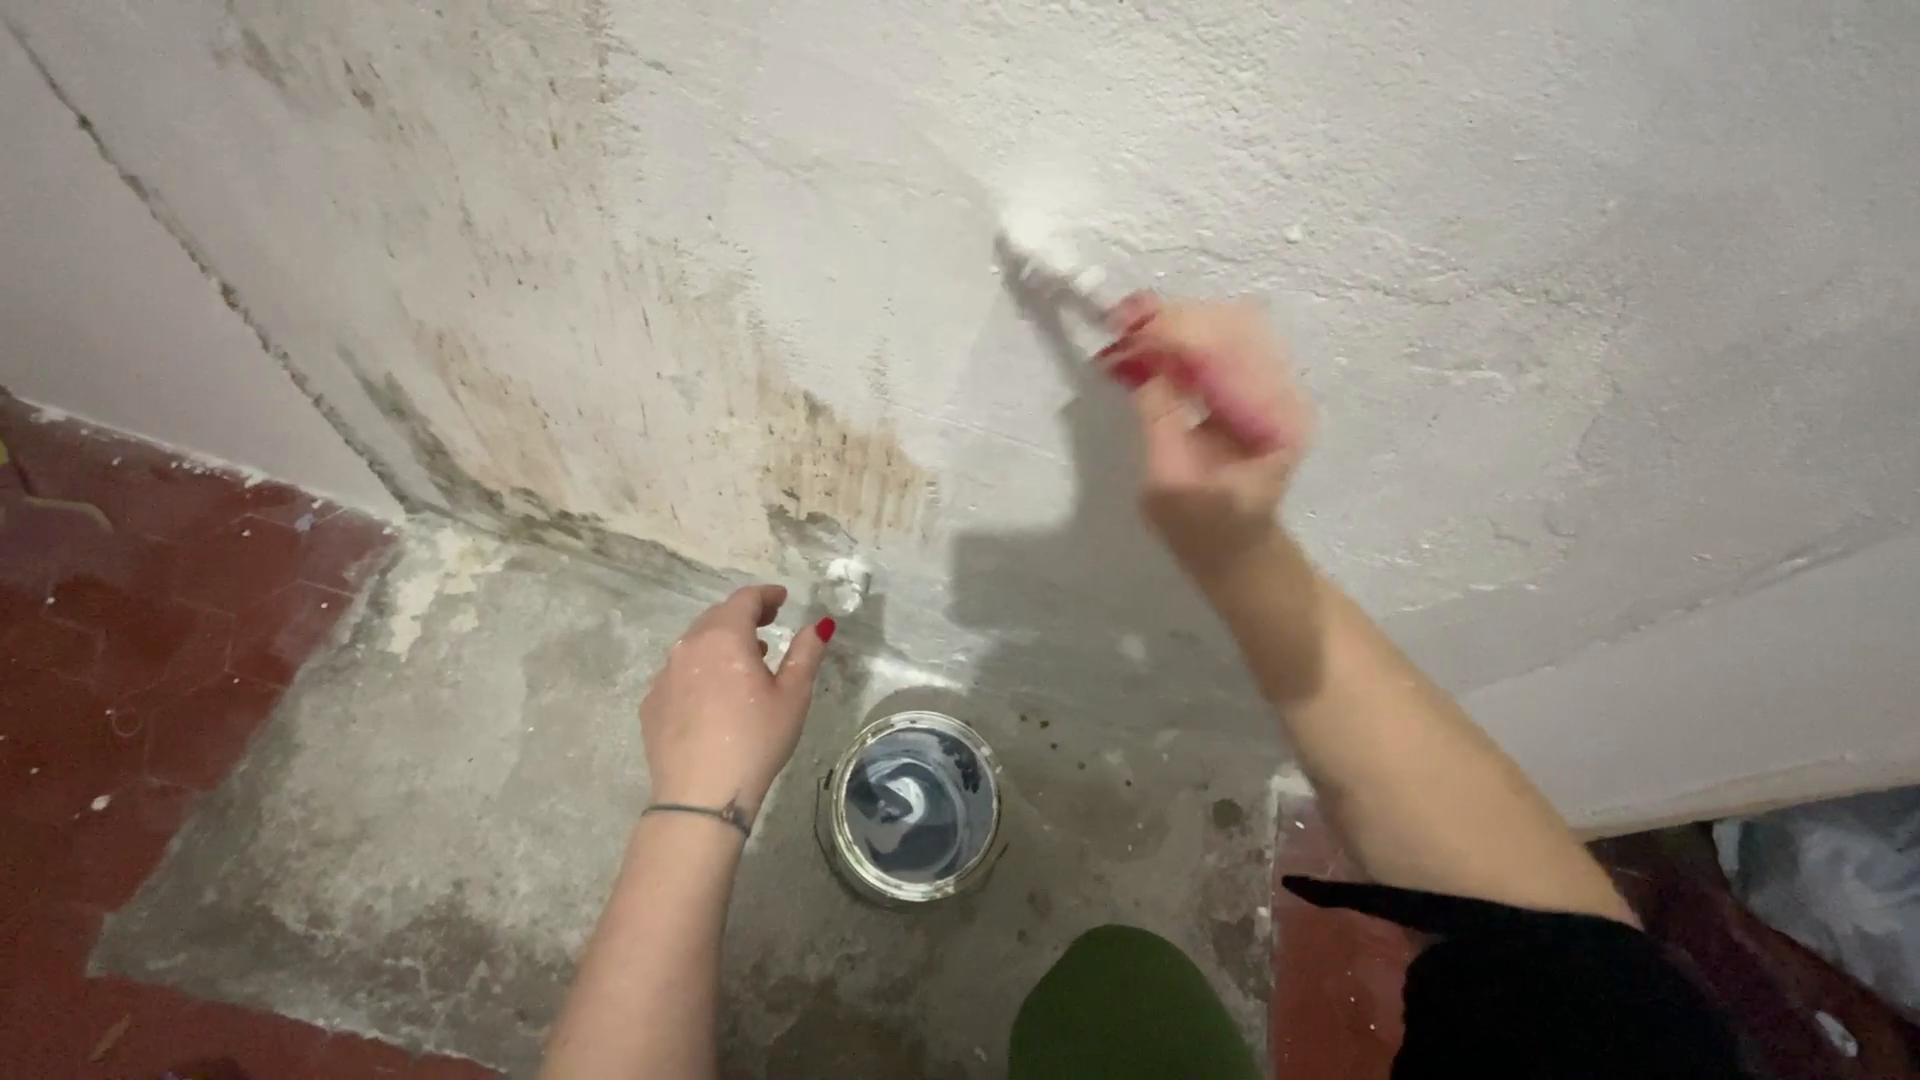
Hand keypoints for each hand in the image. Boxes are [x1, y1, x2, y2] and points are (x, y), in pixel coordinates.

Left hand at [639, 585, 833, 827]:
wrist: (700, 795)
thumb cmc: (757, 739)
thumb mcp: (793, 695)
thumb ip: (806, 653)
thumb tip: (818, 625)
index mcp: (725, 637)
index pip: (744, 599)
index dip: (766, 595)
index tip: (782, 599)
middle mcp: (688, 647)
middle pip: (716, 617)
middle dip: (744, 616)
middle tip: (768, 625)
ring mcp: (664, 676)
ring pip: (695, 645)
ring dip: (721, 643)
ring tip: (745, 661)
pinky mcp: (651, 703)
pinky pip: (679, 673)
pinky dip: (700, 671)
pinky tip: (715, 695)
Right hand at [1098, 294, 1315, 577]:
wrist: (1234, 549)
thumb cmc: (1203, 530)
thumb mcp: (1169, 484)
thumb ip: (1160, 420)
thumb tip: (1140, 363)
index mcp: (1274, 421)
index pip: (1227, 354)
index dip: (1176, 333)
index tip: (1126, 328)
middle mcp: (1283, 393)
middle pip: (1232, 326)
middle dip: (1172, 319)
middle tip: (1118, 322)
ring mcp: (1271, 386)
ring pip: (1225, 326)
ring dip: (1172, 322)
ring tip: (1124, 329)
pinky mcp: (1250, 388)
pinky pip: (1217, 345)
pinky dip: (1177, 339)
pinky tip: (1142, 343)